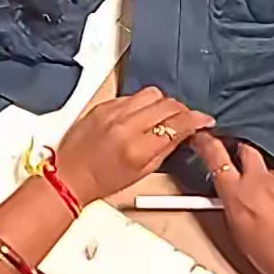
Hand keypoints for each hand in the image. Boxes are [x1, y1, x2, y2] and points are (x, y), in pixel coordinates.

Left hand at [52, 87, 213, 203]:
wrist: (69, 175)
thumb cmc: (101, 180)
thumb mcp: (142, 172)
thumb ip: (166, 149)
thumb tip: (185, 132)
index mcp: (137, 147)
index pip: (177, 123)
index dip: (197, 119)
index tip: (204, 120)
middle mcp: (125, 125)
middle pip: (167, 104)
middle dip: (181, 110)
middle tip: (183, 120)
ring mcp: (112, 112)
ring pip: (151, 93)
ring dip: (162, 104)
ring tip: (160, 117)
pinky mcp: (103, 104)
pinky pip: (132, 96)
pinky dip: (141, 104)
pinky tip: (139, 116)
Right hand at [190, 133, 273, 273]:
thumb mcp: (240, 236)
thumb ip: (233, 208)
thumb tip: (231, 200)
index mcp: (236, 195)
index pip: (215, 158)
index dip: (207, 144)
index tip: (204, 139)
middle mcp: (258, 181)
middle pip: (246, 151)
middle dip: (243, 156)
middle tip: (244, 168)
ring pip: (271, 171)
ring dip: (270, 183)